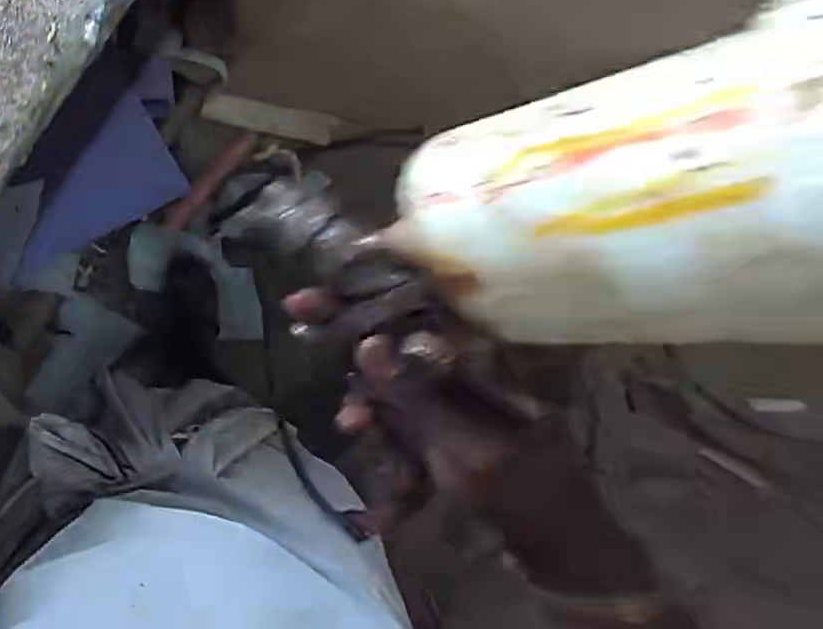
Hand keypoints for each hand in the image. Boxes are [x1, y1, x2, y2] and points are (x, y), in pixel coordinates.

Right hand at [285, 289, 660, 596]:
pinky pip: (394, 433)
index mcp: (476, 367)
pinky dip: (383, 456)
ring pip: (383, 393)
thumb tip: (366, 343)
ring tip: (351, 428)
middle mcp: (456, 380)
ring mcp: (444, 411)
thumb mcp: (468, 445)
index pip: (405, 321)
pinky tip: (381, 499)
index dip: (354, 306)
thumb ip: (415, 394)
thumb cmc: (527, 496)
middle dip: (344, 350)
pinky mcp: (434, 441)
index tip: (306, 301)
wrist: (568, 564)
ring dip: (362, 410)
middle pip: (387, 352)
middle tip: (297, 331)